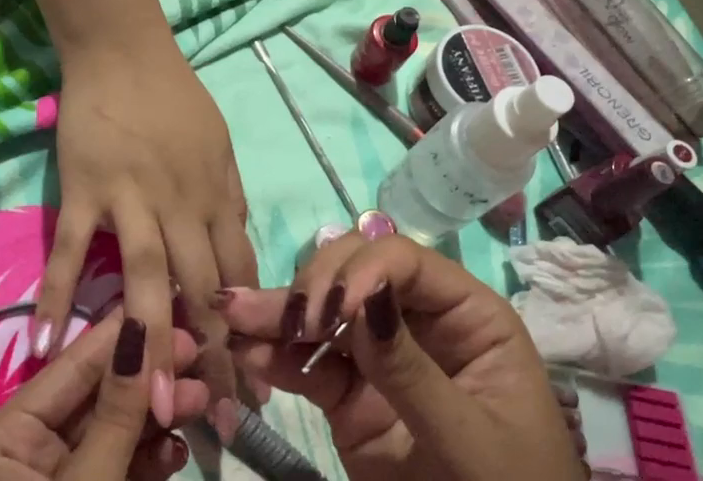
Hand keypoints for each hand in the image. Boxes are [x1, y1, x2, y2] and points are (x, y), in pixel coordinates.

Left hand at [0, 313, 207, 480]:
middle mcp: (30, 449)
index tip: (174, 308)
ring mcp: (61, 477)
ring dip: (159, 417)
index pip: (72, 370)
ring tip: (201, 399)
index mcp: (6, 437)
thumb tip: (142, 334)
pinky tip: (178, 447)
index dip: (124, 340)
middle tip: (198, 356)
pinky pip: (123, 466)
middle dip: (150, 380)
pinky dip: (151, 457)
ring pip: (118, 432)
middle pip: (99, 399)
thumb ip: (114, 417)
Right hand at [32, 36, 256, 430]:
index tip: (256, 381)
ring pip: (146, 279)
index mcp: (216, 194)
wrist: (121, 49)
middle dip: (213, 358)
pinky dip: (59, 295)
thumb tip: (237, 254)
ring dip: (152, 345)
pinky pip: (71, 249)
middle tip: (219, 423)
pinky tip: (46, 344)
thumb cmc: (174, 96)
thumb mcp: (220, 143)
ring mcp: (129, 198)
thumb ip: (229, 198)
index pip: (239, 273)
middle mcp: (180, 205)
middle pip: (201, 289)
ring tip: (153, 407)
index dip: (249, 329)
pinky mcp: (83, 190)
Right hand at [217, 234, 581, 480]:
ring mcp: (379, 360)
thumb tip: (367, 294)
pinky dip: (274, 358)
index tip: (332, 310)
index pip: (406, 262)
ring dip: (278, 315)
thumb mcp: (471, 439)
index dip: (364, 270)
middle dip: (314, 286)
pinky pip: (307, 367)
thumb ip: (412, 369)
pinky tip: (246, 354)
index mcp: (467, 317)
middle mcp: (418, 324)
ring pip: (322, 317)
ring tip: (231, 315)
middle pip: (354, 274)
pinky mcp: (349, 399)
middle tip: (288, 319)